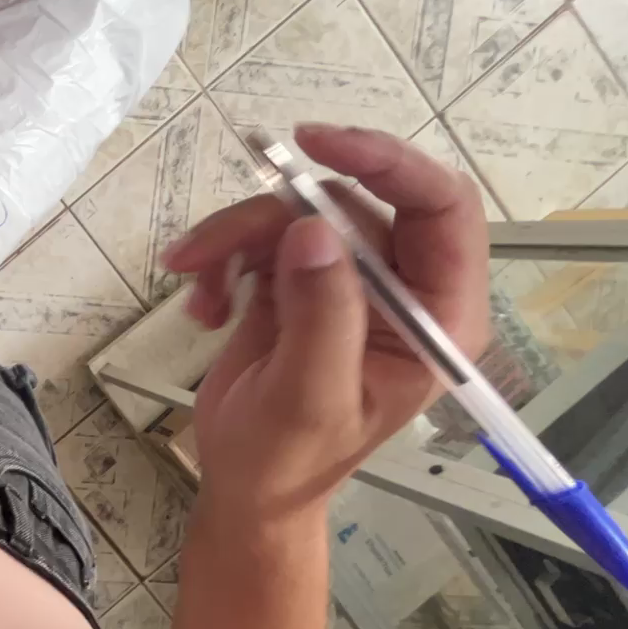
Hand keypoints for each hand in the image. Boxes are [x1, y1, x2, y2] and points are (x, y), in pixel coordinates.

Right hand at [162, 125, 489, 519]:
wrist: (244, 482)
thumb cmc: (288, 457)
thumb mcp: (309, 393)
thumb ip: (322, 314)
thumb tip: (312, 228)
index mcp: (433, 314)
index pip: (438, 210)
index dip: (386, 163)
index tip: (311, 145)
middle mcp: (394, 288)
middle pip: (340, 209)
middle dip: (263, 222)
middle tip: (197, 252)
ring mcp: (337, 285)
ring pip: (285, 222)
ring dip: (225, 247)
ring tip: (189, 291)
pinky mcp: (289, 288)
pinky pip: (252, 247)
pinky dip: (215, 269)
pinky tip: (201, 311)